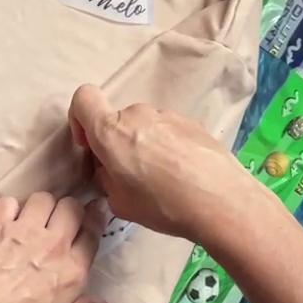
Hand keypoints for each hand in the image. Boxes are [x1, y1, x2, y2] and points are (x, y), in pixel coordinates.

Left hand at [0, 193, 109, 302]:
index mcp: (72, 270)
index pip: (93, 230)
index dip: (95, 217)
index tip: (93, 210)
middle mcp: (52, 245)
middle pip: (71, 206)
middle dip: (68, 209)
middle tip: (56, 219)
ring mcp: (23, 232)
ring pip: (42, 198)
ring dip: (39, 206)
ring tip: (30, 218)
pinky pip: (7, 201)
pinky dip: (6, 207)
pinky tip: (2, 221)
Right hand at [68, 84, 273, 245]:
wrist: (223, 201)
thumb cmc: (163, 204)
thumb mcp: (120, 202)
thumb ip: (106, 179)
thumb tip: (110, 171)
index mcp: (111, 131)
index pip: (83, 99)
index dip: (79, 119)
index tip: (90, 146)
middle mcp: (136, 114)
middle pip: (115, 120)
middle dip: (115, 144)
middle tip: (128, 176)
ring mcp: (167, 115)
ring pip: (142, 126)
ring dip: (142, 145)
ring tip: (161, 178)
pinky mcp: (191, 123)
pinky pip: (166, 131)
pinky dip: (166, 147)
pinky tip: (182, 173)